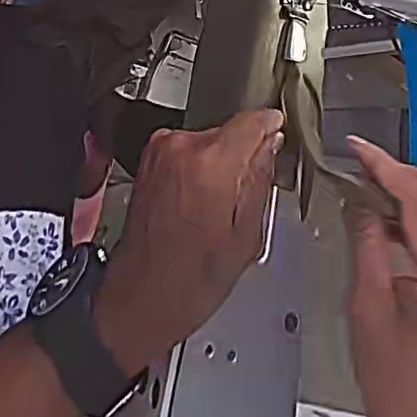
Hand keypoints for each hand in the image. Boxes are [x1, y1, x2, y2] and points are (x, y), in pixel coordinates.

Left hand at [92, 109, 283, 374]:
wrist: (139, 296)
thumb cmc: (188, 281)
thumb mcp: (245, 236)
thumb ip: (261, 179)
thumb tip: (269, 146)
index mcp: (210, 164)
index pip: (252, 120)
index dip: (270, 125)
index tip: (278, 130)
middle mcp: (182, 147)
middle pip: (230, 131)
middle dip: (243, 154)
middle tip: (243, 194)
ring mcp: (161, 149)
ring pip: (210, 139)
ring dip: (219, 161)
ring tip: (215, 205)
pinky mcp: (150, 156)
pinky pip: (189, 148)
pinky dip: (198, 166)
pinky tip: (196, 201)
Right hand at [344, 136, 416, 416]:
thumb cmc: (401, 393)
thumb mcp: (368, 311)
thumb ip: (366, 246)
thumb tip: (361, 202)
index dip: (387, 166)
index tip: (362, 149)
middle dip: (400, 174)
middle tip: (363, 167)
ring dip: (409, 196)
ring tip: (370, 194)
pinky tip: (391, 225)